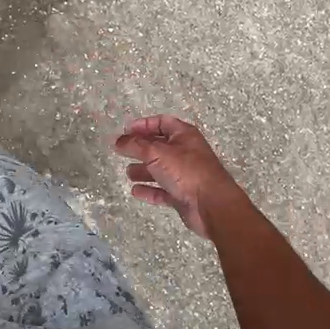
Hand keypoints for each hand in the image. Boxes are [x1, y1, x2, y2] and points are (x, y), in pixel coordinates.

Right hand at [114, 114, 242, 238]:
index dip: (143, 124)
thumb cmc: (185, 171)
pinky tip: (136, 192)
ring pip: (161, 169)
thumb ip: (134, 145)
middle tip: (122, 151)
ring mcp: (186, 175)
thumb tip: (117, 140)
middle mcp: (186, 153)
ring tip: (128, 173)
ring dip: (144, 170)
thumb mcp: (156, 152)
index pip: (162, 122)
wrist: (212, 206)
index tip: (126, 130)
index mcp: (184, 135)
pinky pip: (163, 191)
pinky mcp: (184, 196)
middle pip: (159, 146)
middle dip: (141, 149)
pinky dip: (150, 190)